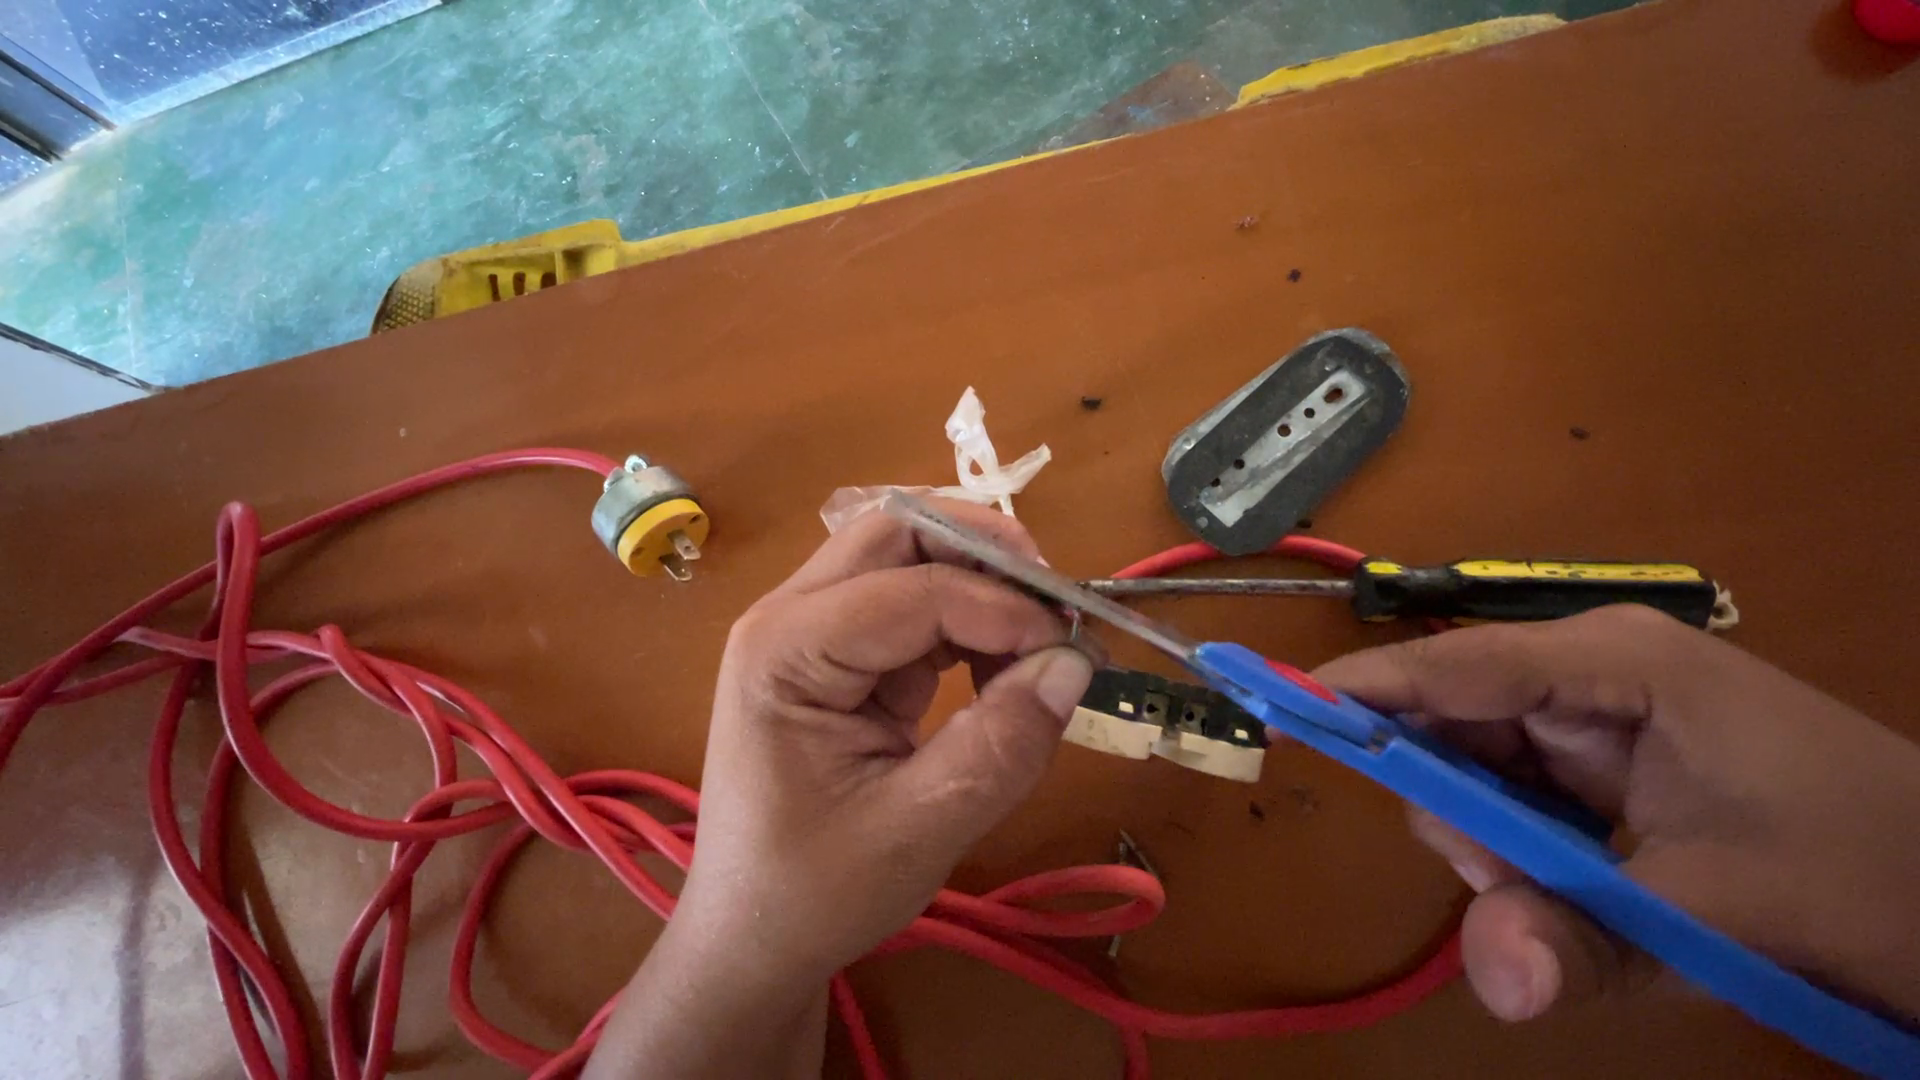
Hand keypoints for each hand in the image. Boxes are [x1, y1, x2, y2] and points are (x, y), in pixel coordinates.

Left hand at [584, 500, 1092, 1078]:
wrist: (750, 936)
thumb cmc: (813, 893)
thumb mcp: (918, 830)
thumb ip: (1000, 745)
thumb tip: (1075, 664)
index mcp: (785, 650)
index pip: (911, 589)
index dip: (1001, 607)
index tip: (1070, 648)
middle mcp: (788, 616)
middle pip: (897, 534)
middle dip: (985, 552)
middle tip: (1055, 599)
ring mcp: (809, 628)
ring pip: (907, 555)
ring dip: (979, 581)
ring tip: (1035, 640)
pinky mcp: (838, 652)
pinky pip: (910, 602)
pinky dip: (966, 617)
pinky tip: (1000, 662)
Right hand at [1315, 605, 1919, 1027]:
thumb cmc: (1874, 879)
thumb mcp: (1727, 918)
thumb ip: (1590, 942)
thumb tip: (1487, 977)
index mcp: (1610, 665)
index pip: (1444, 666)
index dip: (1352, 690)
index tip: (1268, 711)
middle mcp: (1585, 669)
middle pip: (1447, 713)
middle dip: (1449, 797)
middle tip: (1498, 873)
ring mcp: (1590, 707)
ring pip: (1468, 751)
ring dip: (1485, 828)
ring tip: (1563, 888)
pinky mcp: (1596, 747)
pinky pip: (1507, 779)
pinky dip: (1512, 835)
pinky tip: (1569, 874)